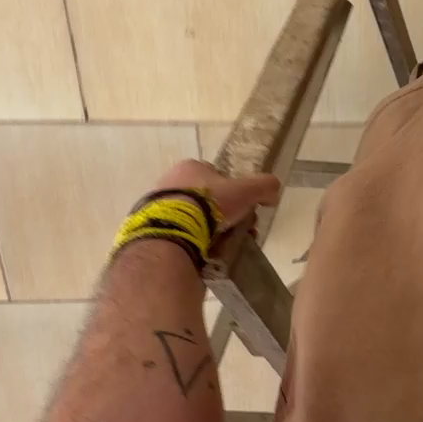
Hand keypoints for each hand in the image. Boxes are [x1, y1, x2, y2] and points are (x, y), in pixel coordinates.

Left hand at [152, 159, 281, 234]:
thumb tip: (273, 193)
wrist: (171, 233)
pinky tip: (203, 253)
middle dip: (226, 216)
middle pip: (207, 200)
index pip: (217, 177)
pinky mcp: (149, 231)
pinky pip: (179, 235)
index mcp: (189, 167)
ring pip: (193, 219)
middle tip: (237, 231)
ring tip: (223, 247)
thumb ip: (265, 186)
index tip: (243, 210)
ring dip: (210, 231)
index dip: (234, 193)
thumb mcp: (247, 190)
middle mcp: (169, 182)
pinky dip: (192, 243)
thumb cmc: (209, 205)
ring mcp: (156, 207)